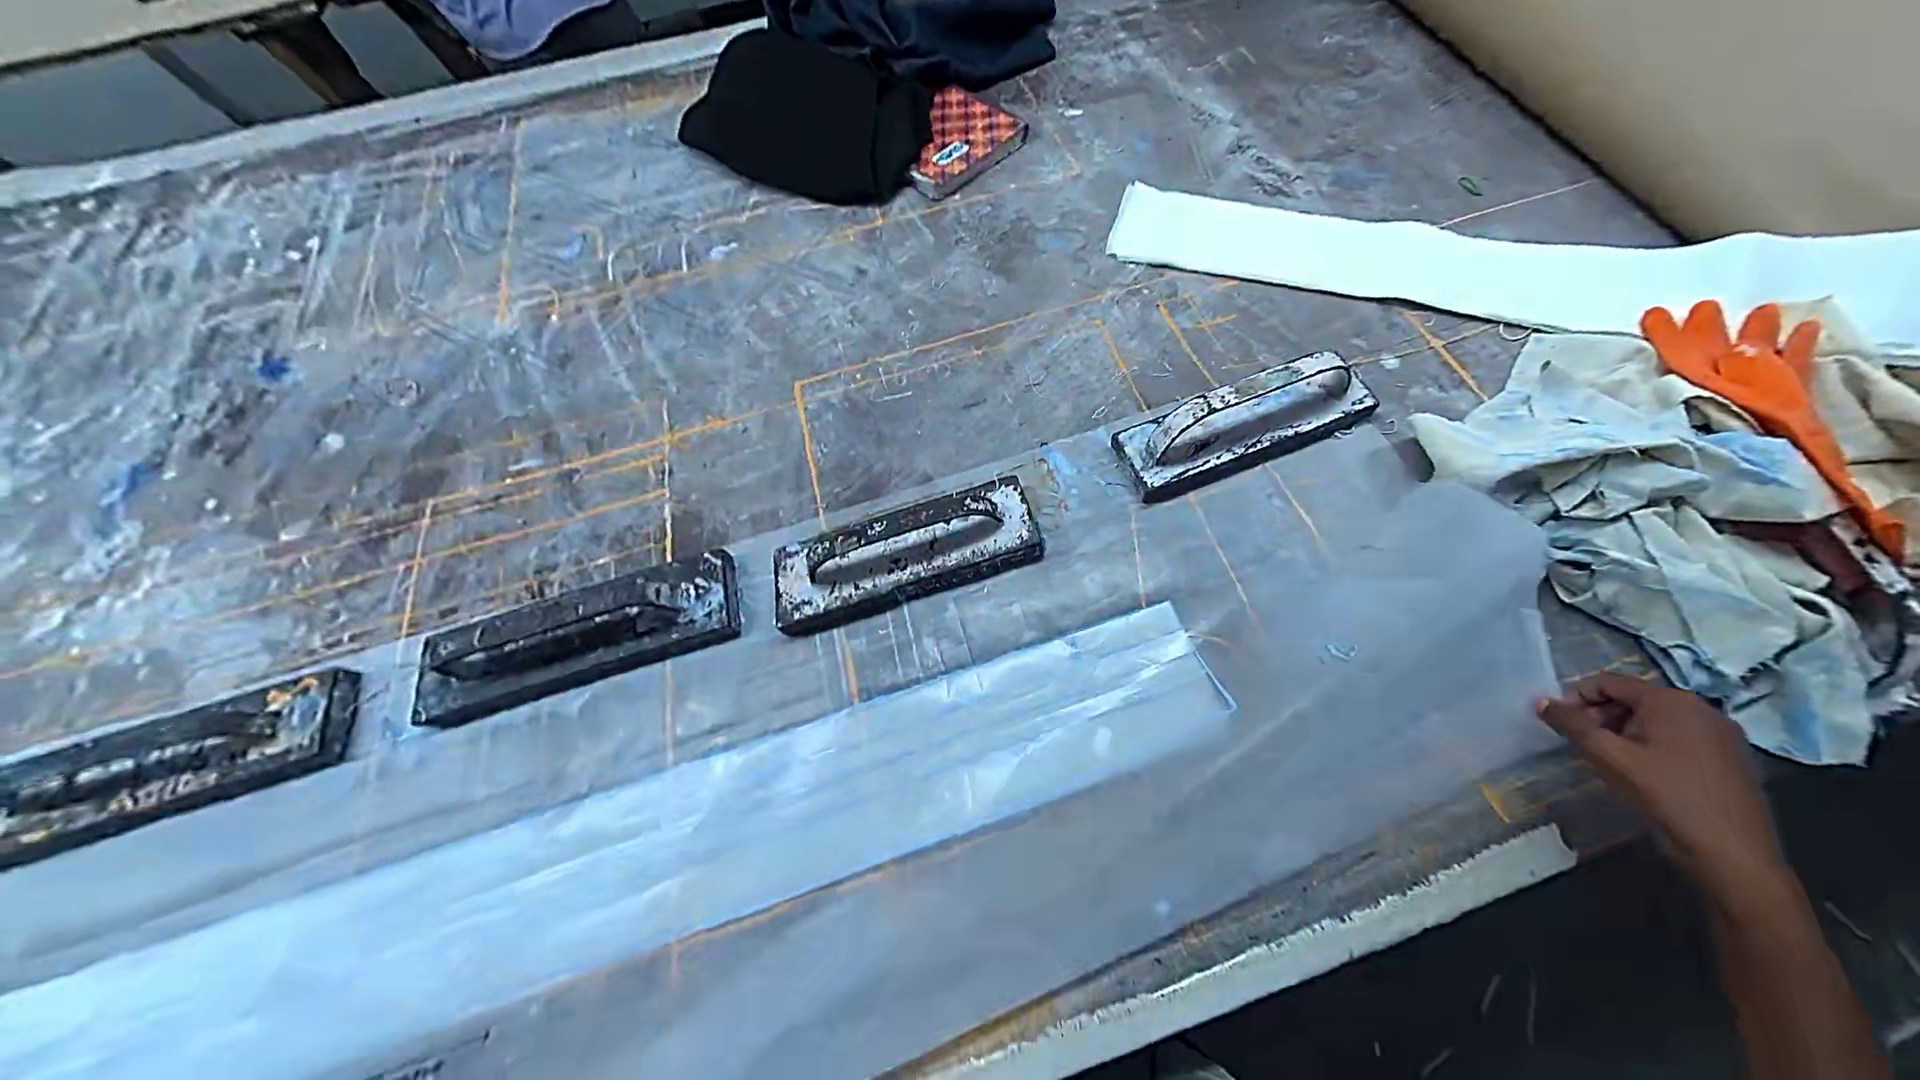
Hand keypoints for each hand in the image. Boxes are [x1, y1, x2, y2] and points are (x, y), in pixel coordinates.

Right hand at [1537, 674, 1788, 909]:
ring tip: (1609, 759)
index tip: (1560, 723)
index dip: (1577, 698)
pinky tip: (1642, 772)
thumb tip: (1541, 701)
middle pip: (1634, 699)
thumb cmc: (1664, 794)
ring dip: (1623, 732)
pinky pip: (1678, 738)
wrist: (1731, 852)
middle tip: (1581, 743)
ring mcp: (1722, 735)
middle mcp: (1702, 709)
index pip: (1609, 682)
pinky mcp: (1730, 758)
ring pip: (1655, 720)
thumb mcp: (1607, 755)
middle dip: (1600, 716)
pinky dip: (1650, 745)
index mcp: (1673, 701)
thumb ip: (1570, 724)